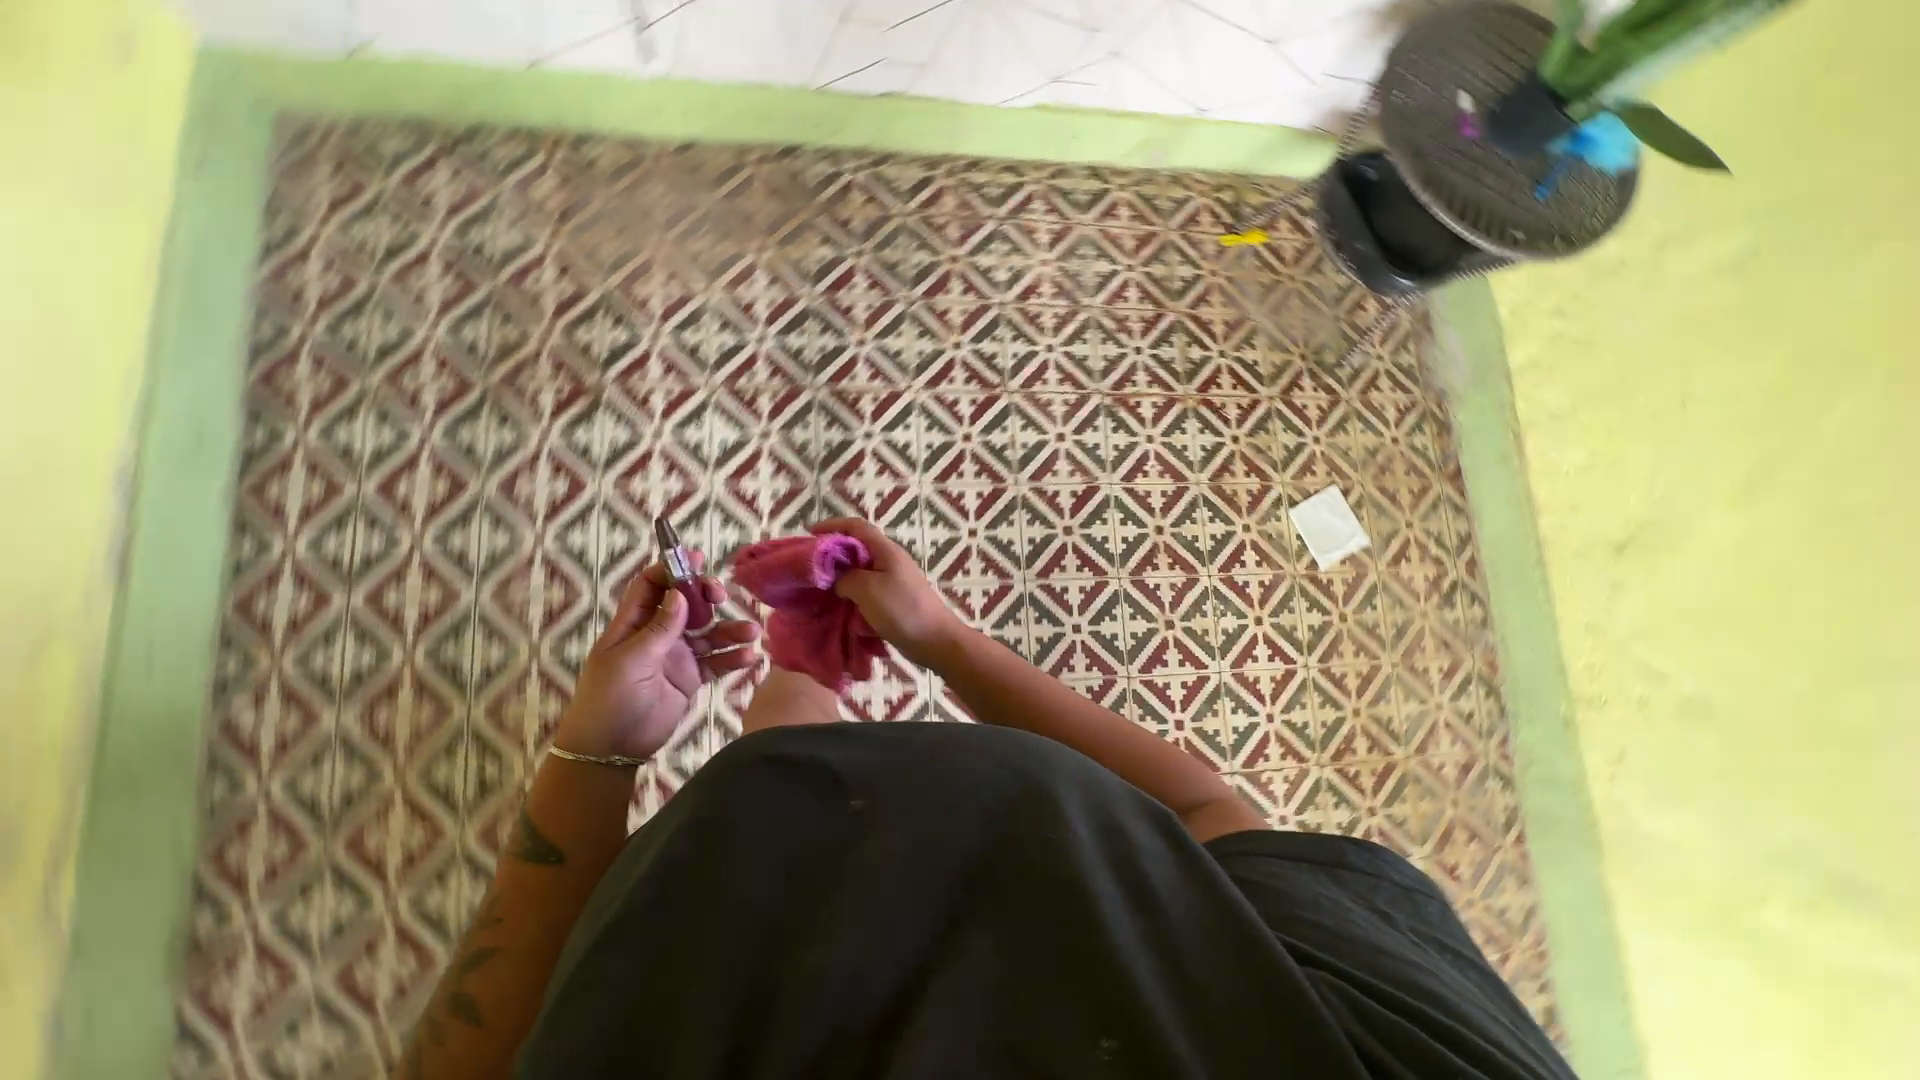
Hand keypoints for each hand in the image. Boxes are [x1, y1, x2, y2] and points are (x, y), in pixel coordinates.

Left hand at [556, 553, 761, 761]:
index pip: (652, 586)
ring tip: (752, 632)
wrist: (610, 748)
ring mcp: (676, 656)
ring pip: (708, 634)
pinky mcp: (690, 679)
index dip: (672, 569)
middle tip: (721, 597)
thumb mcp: (631, 659)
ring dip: (730, 630)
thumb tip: (679, 594)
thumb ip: (659, 628)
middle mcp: (658, 635)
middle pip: (687, 604)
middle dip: (706, 596)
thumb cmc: (610, 698)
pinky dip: (733, 659)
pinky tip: (750, 658)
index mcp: (634, 624)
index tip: (696, 560)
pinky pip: (716, 663)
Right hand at [809, 518, 964, 667]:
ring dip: (840, 576)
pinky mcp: (892, 600)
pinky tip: (838, 604)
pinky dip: (850, 594)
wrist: (935, 640)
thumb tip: (837, 579)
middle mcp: (889, 561)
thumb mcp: (868, 589)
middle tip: (809, 565)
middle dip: (832, 553)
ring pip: (860, 571)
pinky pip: (866, 590)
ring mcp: (892, 581)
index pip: (857, 527)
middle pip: (856, 548)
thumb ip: (846, 577)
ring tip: (819, 586)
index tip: (809, 533)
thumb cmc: (902, 610)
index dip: (832, 525)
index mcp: (886, 550)